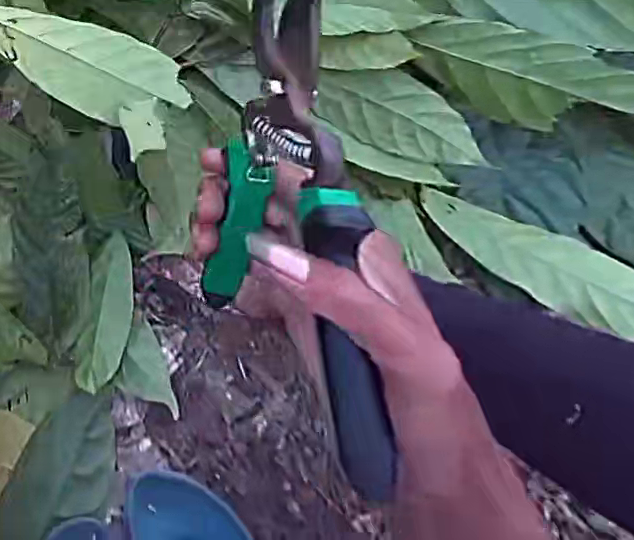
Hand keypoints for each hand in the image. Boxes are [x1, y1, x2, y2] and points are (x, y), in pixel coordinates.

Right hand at [191, 152, 545, 537]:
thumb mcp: (401, 345)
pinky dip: (219, 262)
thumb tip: (265, 249)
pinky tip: (206, 267)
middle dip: (228, 196)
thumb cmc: (431, 402)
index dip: (258, 165)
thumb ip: (339, 293)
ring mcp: (305, 281)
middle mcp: (326, 253)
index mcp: (358, 245)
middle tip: (203, 212)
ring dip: (218, 228)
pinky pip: (244, 272)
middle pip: (266, 204)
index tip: (215, 161)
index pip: (303, 188)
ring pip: (249, 234)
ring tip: (200, 244)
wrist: (432, 472)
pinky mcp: (288, 310)